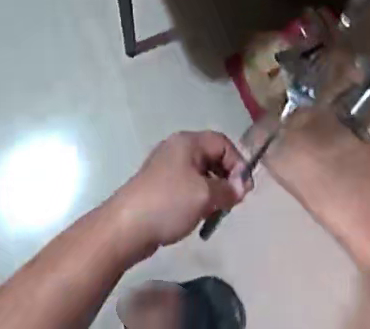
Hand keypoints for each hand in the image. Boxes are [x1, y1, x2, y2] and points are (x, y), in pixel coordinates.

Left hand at [107, 131, 250, 253]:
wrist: (125, 227)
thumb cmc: (168, 203)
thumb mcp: (204, 195)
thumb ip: (228, 189)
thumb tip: (242, 187)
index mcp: (188, 142)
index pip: (222, 143)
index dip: (237, 163)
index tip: (244, 190)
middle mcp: (177, 148)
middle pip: (211, 156)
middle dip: (226, 177)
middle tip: (233, 202)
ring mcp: (165, 167)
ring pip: (199, 173)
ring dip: (212, 190)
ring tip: (215, 212)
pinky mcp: (158, 186)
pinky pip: (186, 186)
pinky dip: (196, 198)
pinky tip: (196, 217)